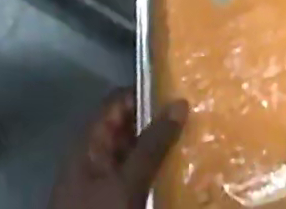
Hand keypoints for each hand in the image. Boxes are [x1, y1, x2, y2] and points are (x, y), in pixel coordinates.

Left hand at [46, 89, 186, 208]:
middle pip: (129, 126)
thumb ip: (152, 144)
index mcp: (90, 143)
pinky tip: (182, 173)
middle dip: (159, 120)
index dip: (145, 91)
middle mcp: (96, 157)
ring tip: (195, 138)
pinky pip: (138, 178)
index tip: (178, 89)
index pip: (118, 102)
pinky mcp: (114, 203)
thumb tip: (179, 102)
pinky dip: (157, 172)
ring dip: (161, 147)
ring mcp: (103, 183)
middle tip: (194, 113)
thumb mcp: (126, 183)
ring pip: (136, 152)